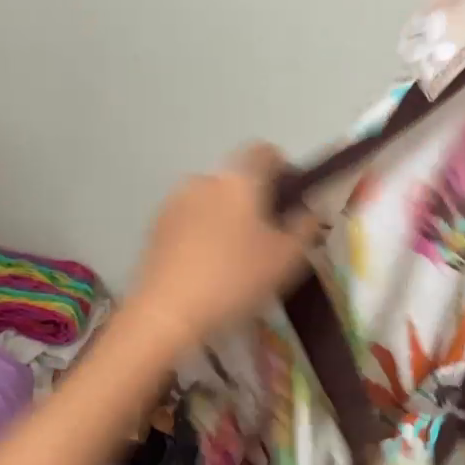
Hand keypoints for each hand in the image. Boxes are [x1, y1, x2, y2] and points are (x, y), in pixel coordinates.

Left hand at [131, 144, 320, 346]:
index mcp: (239, 179)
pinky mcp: (155, 226)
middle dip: (254, 202)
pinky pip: (189, 220)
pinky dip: (201, 234)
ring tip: (233, 258)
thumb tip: (309, 212)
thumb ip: (305, 228)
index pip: (265, 152)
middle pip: (237, 180)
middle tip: (267, 239)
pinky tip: (206, 268)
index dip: (283, 170)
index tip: (291, 200)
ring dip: (226, 218)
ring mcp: (174, 202)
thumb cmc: (235, 279)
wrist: (167, 312)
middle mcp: (204, 179)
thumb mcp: (287, 259)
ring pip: (211, 201)